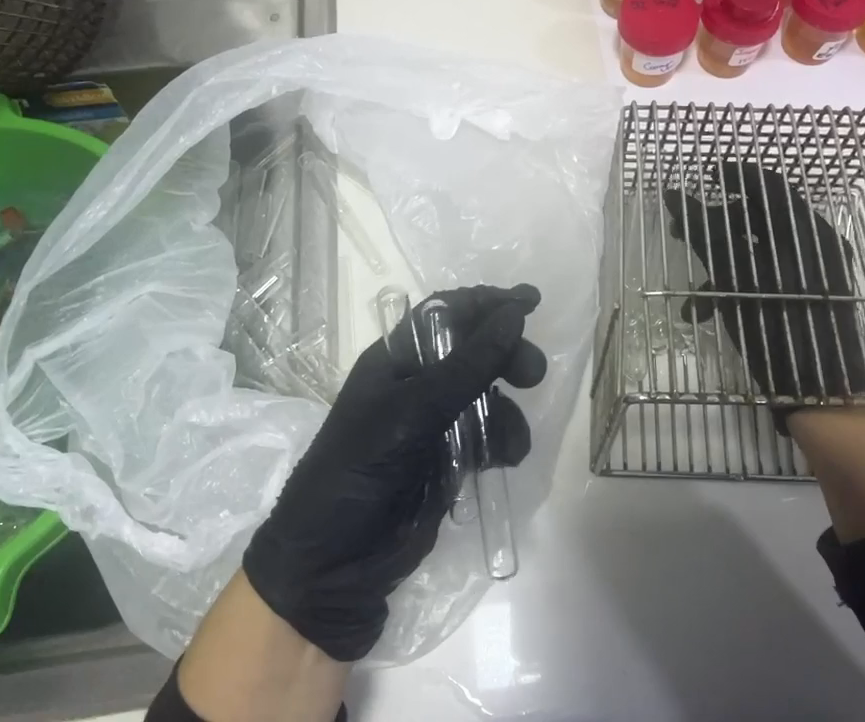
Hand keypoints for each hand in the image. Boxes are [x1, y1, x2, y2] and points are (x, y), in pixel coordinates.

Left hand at [242, 284, 544, 661]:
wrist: (332, 563)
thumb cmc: (357, 473)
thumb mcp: (411, 414)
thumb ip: (466, 367)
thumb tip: (513, 315)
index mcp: (393, 361)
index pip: (444, 314)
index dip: (487, 303)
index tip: (531, 301)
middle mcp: (414, 385)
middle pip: (472, 351)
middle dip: (505, 356)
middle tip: (532, 373)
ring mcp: (431, 424)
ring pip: (486, 396)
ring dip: (507, 411)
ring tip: (512, 442)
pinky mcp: (446, 461)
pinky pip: (487, 436)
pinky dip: (503, 442)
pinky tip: (506, 460)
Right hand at [664, 162, 864, 411]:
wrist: (821, 391)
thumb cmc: (776, 325)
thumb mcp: (733, 277)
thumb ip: (704, 232)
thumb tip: (674, 195)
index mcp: (805, 229)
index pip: (767, 183)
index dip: (733, 174)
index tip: (705, 175)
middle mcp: (817, 243)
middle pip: (762, 216)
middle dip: (718, 222)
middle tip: (684, 227)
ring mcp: (819, 272)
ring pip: (763, 250)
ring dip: (724, 261)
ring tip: (694, 284)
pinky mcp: (815, 296)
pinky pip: (774, 275)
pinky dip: (743, 284)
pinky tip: (708, 311)